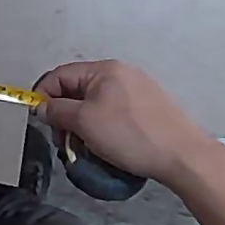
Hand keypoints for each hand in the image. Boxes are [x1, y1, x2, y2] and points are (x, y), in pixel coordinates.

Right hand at [32, 60, 216, 187]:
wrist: (182, 155)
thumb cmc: (130, 135)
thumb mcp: (85, 122)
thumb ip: (58, 111)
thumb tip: (42, 106)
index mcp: (104, 69)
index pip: (60, 75)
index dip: (44, 96)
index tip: (41, 122)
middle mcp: (121, 72)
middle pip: (78, 89)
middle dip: (65, 115)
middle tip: (64, 141)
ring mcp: (137, 88)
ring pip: (95, 103)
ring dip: (83, 125)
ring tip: (86, 148)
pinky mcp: (148, 106)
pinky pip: (114, 111)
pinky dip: (102, 127)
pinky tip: (107, 146)